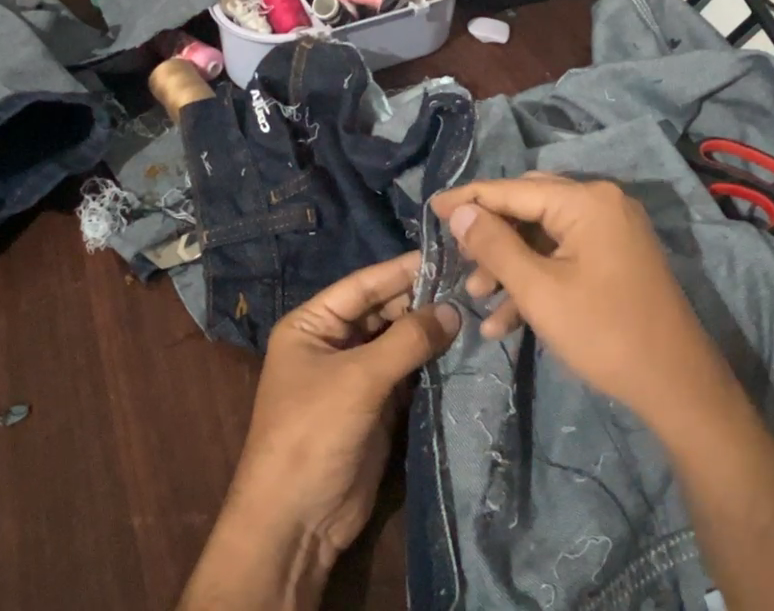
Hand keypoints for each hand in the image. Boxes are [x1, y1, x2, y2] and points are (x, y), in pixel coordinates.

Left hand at [181, 252, 459, 609]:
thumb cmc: (313, 434)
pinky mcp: (376, 406)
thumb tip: (454, 309)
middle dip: (422, 301)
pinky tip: (463, 349)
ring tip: (477, 311)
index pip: (362, 285)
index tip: (449, 253)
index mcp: (311, 325)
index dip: (403, 270)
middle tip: (473, 285)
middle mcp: (332, 343)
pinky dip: (431, 362)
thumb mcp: (358, 380)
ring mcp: (355, 376)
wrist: (296, 520)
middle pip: (383, 310)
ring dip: (430, 332)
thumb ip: (406, 341)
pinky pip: (407, 372)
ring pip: (398, 341)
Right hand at [431, 174, 731, 423]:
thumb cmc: (603, 333)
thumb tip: (459, 210)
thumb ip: (494, 245)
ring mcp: (612, 232)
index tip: (429, 208)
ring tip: (477, 297)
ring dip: (508, 264)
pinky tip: (505, 321)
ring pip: (543, 236)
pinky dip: (536, 279)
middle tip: (455, 257)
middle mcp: (601, 204)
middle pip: (527, 207)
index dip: (468, 200)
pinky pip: (564, 257)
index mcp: (585, 201)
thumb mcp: (538, 290)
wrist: (677, 386)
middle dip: (489, 235)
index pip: (511, 189)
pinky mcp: (616, 259)